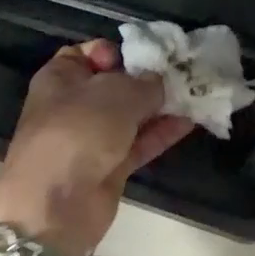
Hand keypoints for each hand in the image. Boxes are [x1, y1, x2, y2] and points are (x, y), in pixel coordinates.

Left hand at [0, 40, 192, 255]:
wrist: (53, 204)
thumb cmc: (77, 133)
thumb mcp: (115, 93)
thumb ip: (143, 83)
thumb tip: (159, 82)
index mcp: (59, 80)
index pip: (87, 55)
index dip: (116, 51)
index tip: (147, 54)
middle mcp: (72, 107)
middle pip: (114, 86)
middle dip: (148, 79)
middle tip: (188, 71)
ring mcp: (90, 140)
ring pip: (130, 117)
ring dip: (161, 106)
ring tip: (200, 92)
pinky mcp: (107, 169)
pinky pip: (138, 144)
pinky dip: (162, 133)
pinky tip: (193, 121)